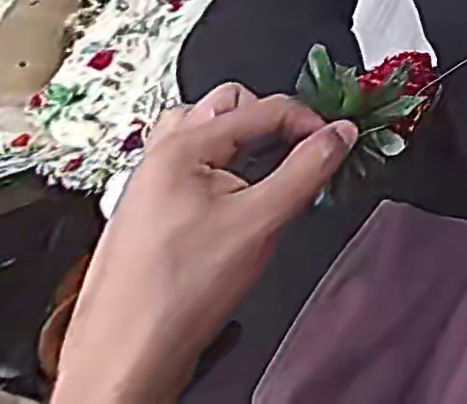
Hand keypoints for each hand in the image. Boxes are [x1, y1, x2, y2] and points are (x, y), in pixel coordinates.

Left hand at [52, 86, 357, 403]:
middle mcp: (160, 157)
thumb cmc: (177, 296)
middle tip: (303, 145)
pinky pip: (197, 159)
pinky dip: (228, 159)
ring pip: (208, 127)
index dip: (310, 121)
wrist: (123, 363)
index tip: (335, 142)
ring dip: (246, 134)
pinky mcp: (153, 208)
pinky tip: (245, 191)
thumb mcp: (263, 221)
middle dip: (274, 118)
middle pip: (231, 103)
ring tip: (272, 162)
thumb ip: (310, 167)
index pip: (266, 107)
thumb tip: (342, 132)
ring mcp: (151, 183)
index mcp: (181, 150)